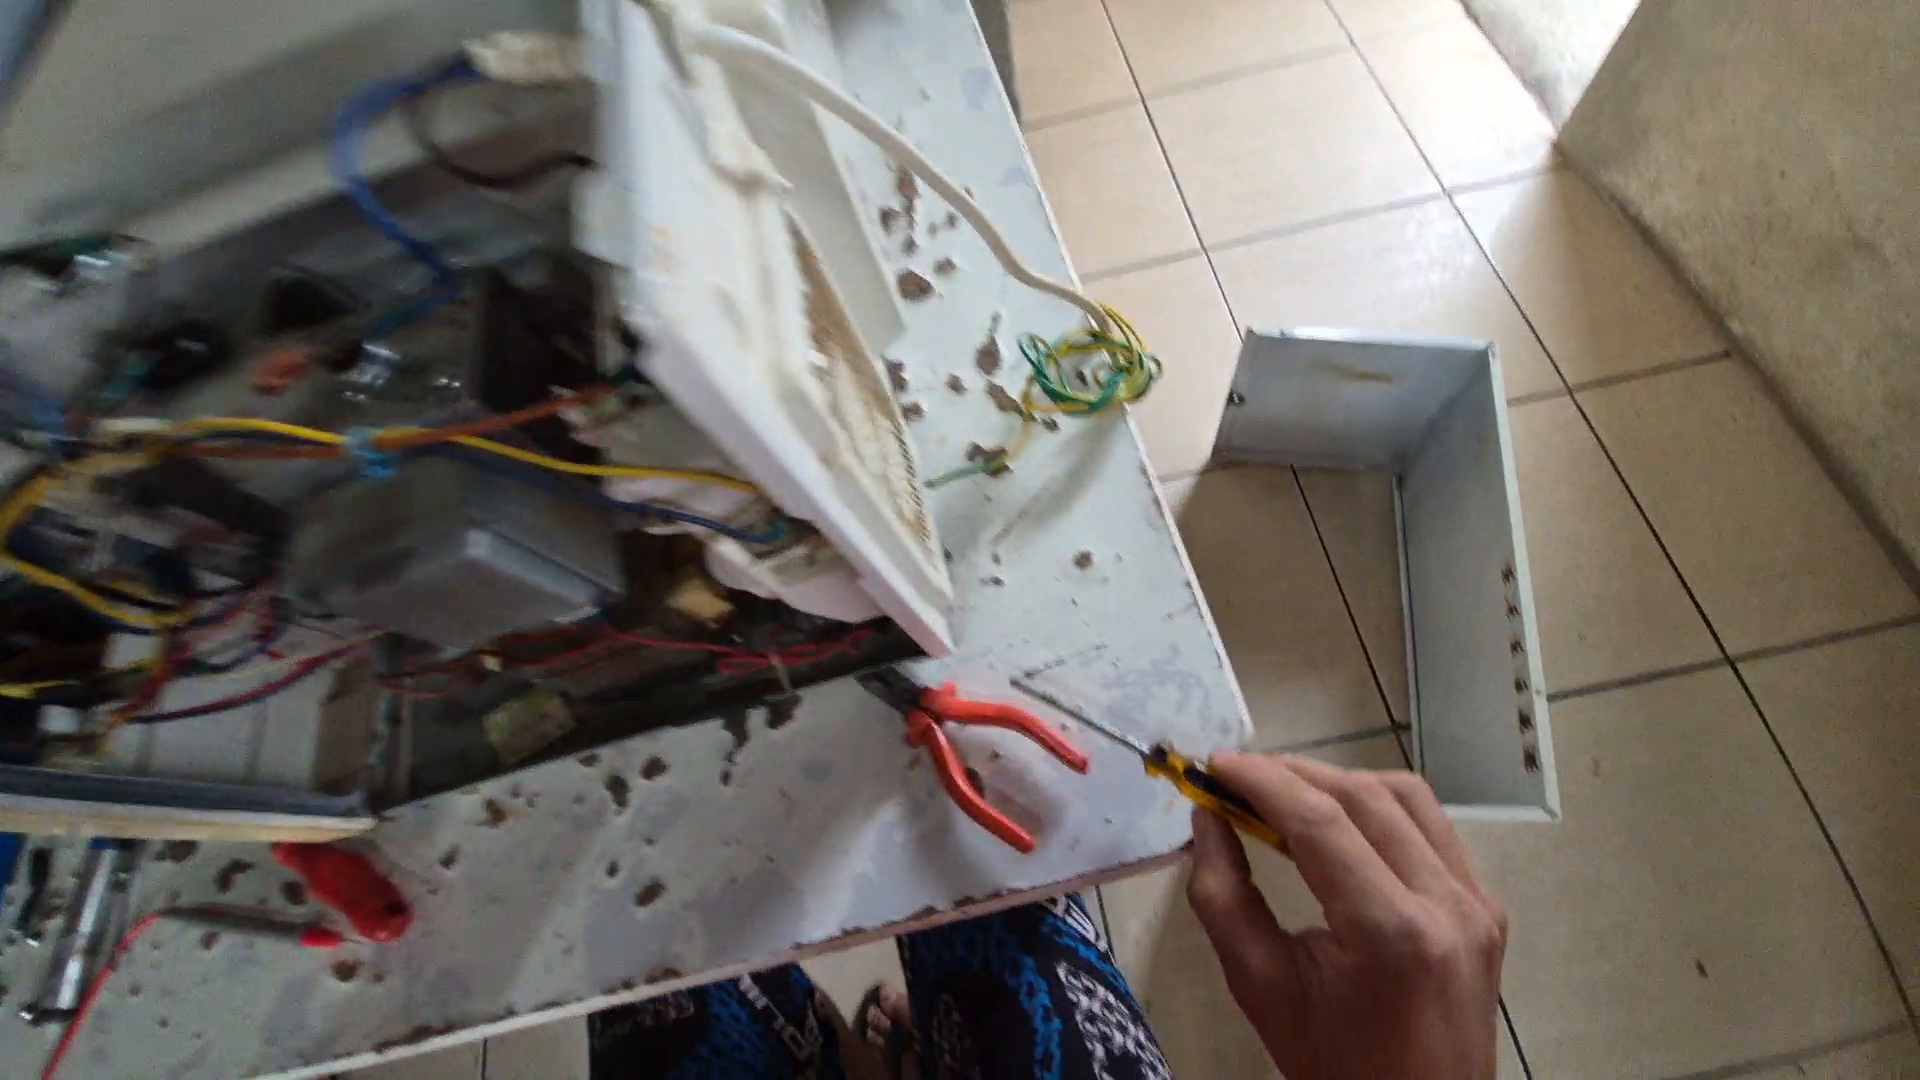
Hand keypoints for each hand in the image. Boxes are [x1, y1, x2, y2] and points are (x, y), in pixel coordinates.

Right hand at [1185, 754, 1506, 1079]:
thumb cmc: (1330, 1060)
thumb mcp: (1255, 982)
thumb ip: (1221, 892)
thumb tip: (1206, 814)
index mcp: (1391, 933)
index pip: (1319, 820)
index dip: (1260, 780)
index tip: (1213, 765)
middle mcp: (1447, 906)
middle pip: (1361, 795)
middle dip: (1289, 771)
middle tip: (1236, 776)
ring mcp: (1477, 903)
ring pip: (1402, 794)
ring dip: (1333, 778)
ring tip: (1283, 791)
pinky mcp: (1486, 905)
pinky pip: (1430, 822)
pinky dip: (1375, 802)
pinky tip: (1338, 819)